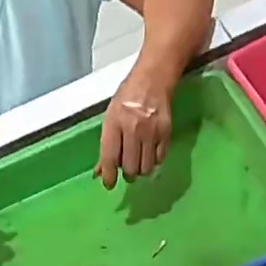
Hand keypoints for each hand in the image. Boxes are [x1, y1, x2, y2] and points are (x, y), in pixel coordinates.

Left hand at [95, 69, 173, 190]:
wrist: (152, 80)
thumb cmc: (126, 99)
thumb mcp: (110, 118)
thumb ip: (106, 146)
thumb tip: (99, 172)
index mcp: (114, 123)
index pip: (109, 157)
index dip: (109, 175)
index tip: (109, 184)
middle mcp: (133, 128)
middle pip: (130, 167)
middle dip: (127, 174)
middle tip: (127, 170)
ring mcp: (151, 132)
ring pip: (145, 167)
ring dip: (141, 170)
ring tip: (138, 162)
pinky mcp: (165, 133)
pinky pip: (159, 159)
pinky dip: (153, 161)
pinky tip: (149, 154)